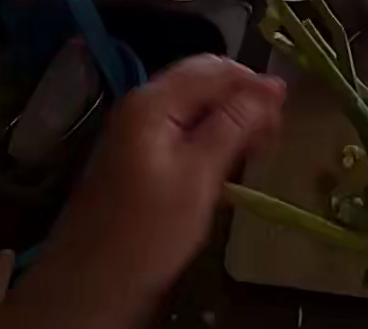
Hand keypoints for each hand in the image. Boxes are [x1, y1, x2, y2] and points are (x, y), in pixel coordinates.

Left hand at [0, 55, 284, 328]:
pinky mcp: (137, 150)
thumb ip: (234, 125)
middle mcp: (143, 103)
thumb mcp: (199, 178)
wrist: (81, 296)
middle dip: (242, 94)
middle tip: (274, 121)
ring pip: (195, 100)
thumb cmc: (144, 235)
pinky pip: (182, 122)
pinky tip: (228, 152)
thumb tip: (271, 87)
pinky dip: (210, 129)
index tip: (287, 102)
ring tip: (259, 139)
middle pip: (204, 79)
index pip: (217, 71)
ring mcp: (136, 126)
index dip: (255, 82)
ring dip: (229, 112)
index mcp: (154, 102)